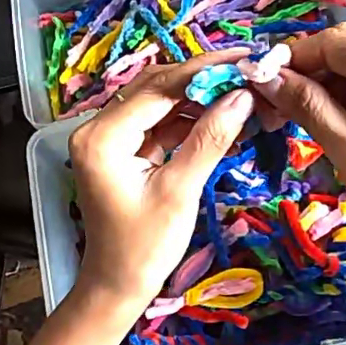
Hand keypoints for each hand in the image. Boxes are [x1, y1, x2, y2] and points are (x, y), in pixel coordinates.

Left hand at [69, 50, 257, 307]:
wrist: (118, 286)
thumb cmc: (144, 248)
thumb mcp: (180, 191)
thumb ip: (210, 138)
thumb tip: (243, 95)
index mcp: (102, 137)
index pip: (158, 88)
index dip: (203, 70)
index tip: (243, 58)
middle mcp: (98, 129)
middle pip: (155, 88)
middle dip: (202, 79)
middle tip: (246, 70)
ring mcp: (109, 139)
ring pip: (158, 103)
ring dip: (197, 99)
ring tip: (240, 92)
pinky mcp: (121, 151)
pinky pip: (157, 124)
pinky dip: (187, 121)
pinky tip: (221, 118)